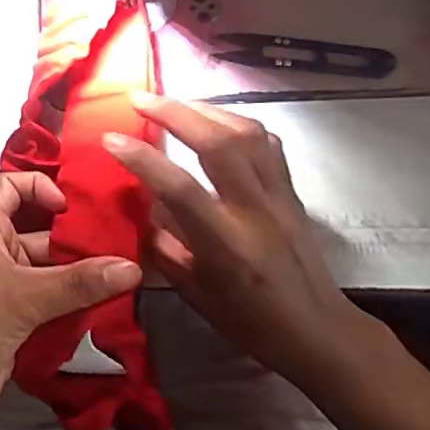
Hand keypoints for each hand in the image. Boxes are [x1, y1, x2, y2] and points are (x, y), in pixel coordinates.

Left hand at [0, 172, 141, 420]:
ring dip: (86, 270)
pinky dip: (82, 298)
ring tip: (130, 269)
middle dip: (79, 234)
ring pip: (55, 267)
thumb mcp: (24, 297)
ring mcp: (14, 286)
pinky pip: (58, 297)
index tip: (71, 206)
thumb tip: (133, 267)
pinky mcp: (24, 317)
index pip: (11, 187)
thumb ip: (78, 283)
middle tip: (125, 239)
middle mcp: (2, 252)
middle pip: (44, 229)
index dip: (40, 185)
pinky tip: (115, 299)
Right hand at [101, 93, 375, 388]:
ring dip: (206, 110)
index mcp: (226, 245)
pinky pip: (267, 143)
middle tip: (141, 99)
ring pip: (247, 133)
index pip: (180, 188)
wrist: (319, 330)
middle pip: (219, 143)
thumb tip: (144, 206)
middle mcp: (255, 211)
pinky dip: (238, 123)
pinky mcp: (292, 191)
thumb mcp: (195, 293)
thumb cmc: (251, 322)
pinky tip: (218, 122)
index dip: (143, 159)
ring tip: (175, 103)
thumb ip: (164, 247)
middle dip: (176, 113)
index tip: (111, 138)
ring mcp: (279, 196)